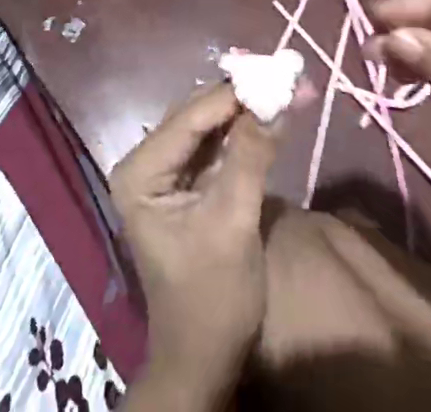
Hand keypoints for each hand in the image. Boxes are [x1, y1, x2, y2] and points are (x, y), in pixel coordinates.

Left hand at [112, 83, 277, 386]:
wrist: (205, 356)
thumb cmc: (211, 297)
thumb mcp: (233, 223)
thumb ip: (251, 158)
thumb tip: (278, 98)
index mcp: (140, 172)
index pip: (191, 117)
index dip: (236, 93)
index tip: (282, 74)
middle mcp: (146, 162)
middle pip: (199, 115)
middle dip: (245, 97)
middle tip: (291, 78)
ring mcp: (166, 171)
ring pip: (211, 125)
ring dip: (249, 109)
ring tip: (289, 88)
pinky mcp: (189, 182)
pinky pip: (218, 143)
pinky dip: (246, 130)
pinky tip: (273, 115)